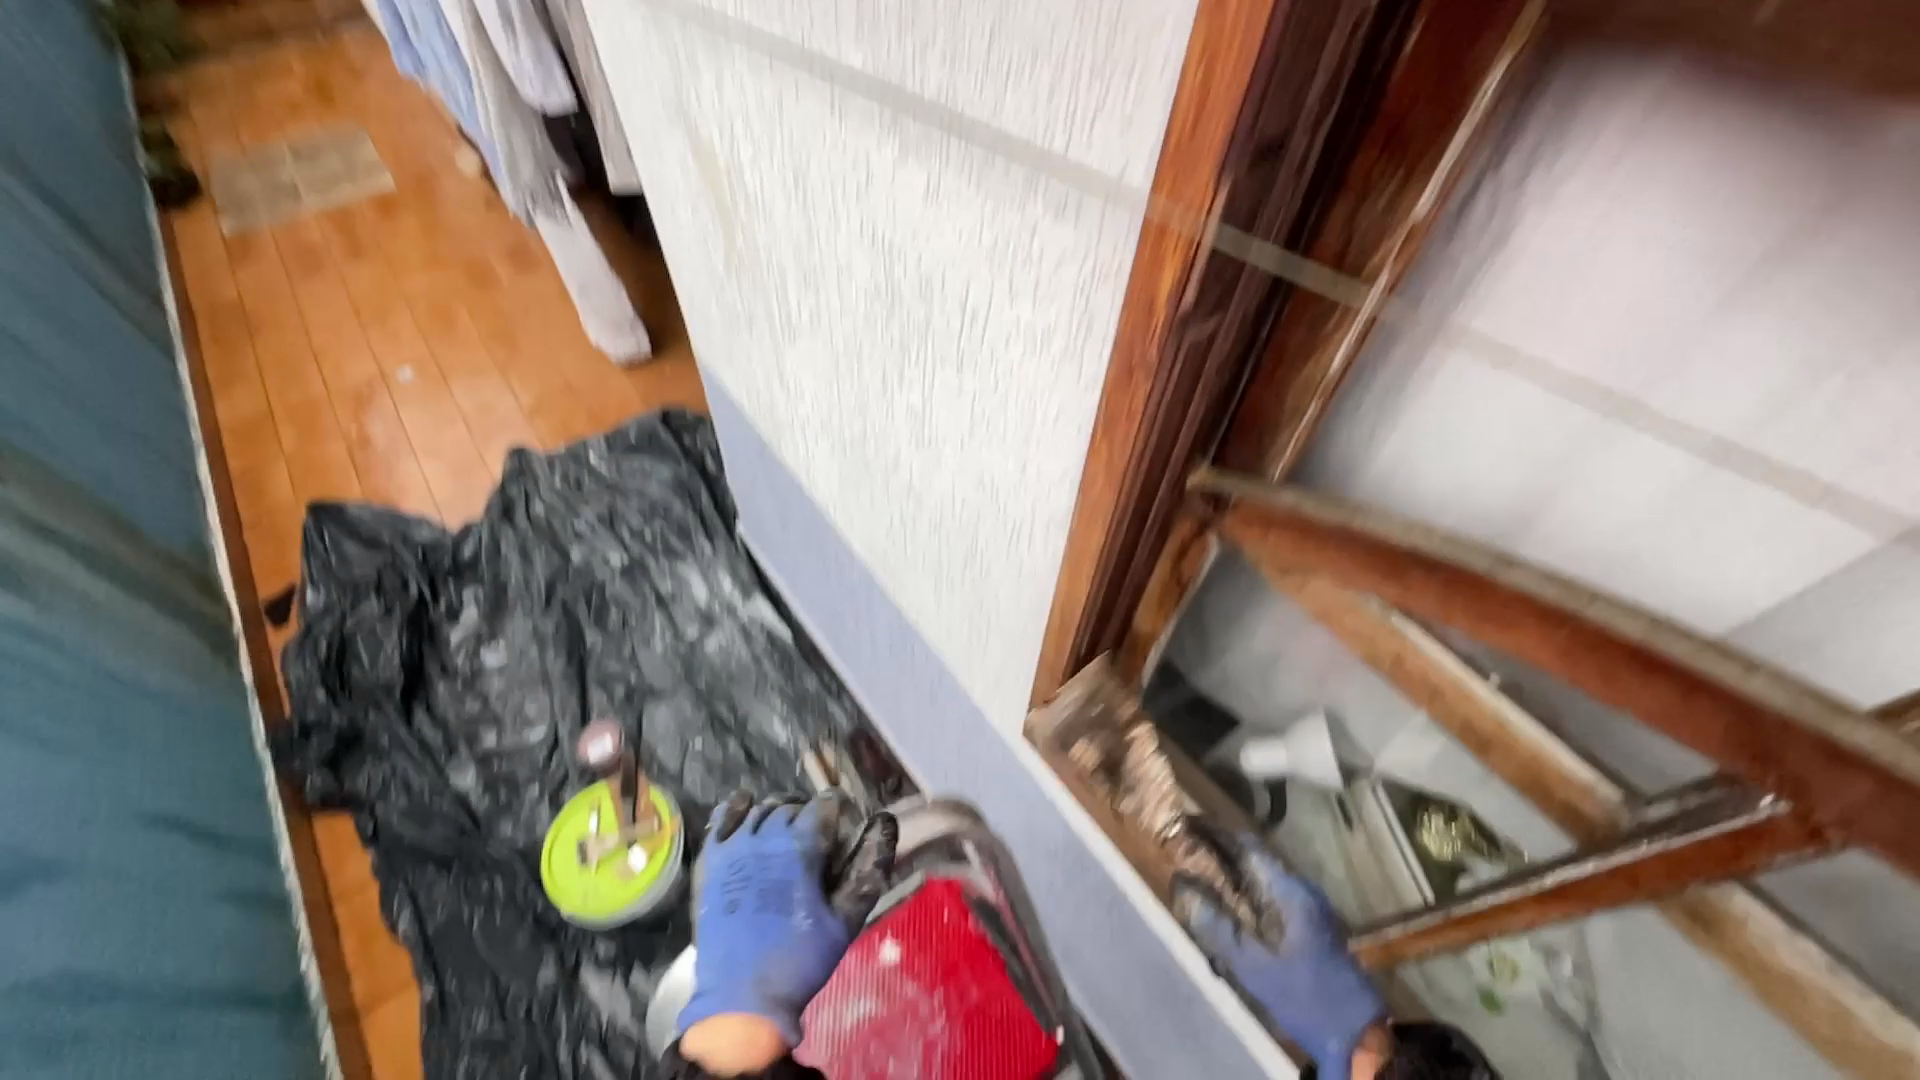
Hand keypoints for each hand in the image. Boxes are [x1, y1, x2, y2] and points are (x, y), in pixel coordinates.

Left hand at [679, 791, 896, 1048]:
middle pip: (792, 806)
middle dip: (809, 816)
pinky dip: (738, 811)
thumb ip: (869, 866)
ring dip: (777, 815)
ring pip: (760, 809)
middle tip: (817, 843)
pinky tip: (748, 823)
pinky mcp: (710, 860)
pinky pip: (723, 817)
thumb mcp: (846, 919)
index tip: (843, 829)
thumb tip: (885, 822)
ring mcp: (733, 846)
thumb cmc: (800, 961)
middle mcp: (765, 836)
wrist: (741, 1000)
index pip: (825, 803)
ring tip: (785, 838)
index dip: (839, 812)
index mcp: (801, 846)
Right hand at [1173, 830, 1386, 1075]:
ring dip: (1229, 873)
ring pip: (1260, 879)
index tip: (1184, 824)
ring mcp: (1307, 910)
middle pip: (1253, 859)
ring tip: (1196, 873)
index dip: (1214, 832)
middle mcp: (1300, 891)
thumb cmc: (1307, 997)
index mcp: (1290, 891)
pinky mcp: (1308, 929)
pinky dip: (1242, 895)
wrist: (1361, 1038)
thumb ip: (1216, 926)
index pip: (1247, 845)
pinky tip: (1224, 908)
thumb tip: (1181, 885)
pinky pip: (1268, 898)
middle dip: (1218, 851)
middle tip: (1183, 848)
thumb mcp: (1254, 965)